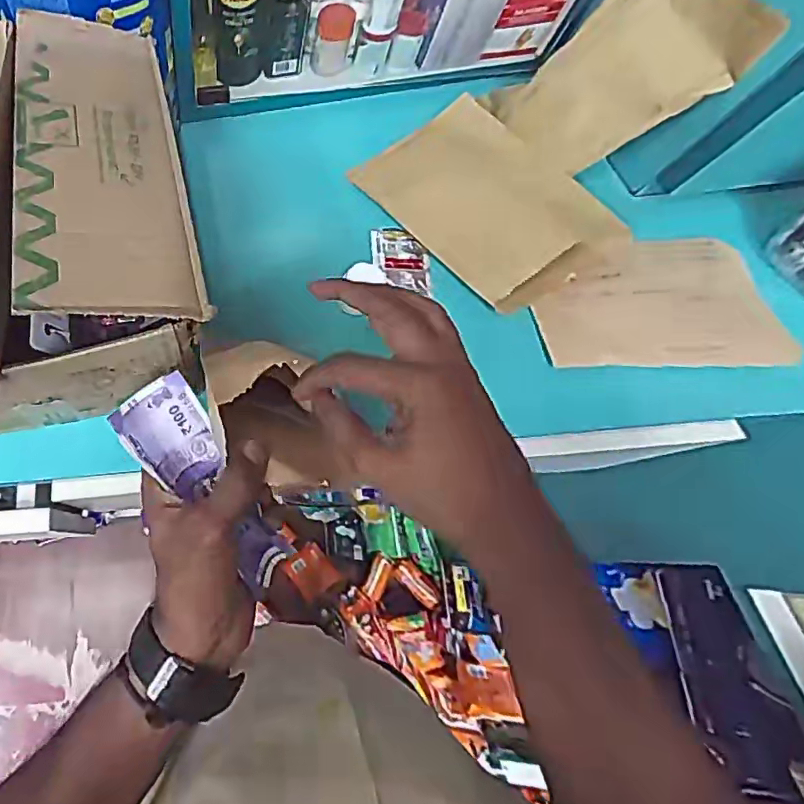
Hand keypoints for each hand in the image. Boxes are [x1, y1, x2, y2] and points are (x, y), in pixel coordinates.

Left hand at [140, 439, 269, 671]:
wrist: (207, 638)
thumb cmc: (193, 580)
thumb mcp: (210, 526)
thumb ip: (234, 484)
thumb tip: (257, 443)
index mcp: (164, 490)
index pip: (173, 442)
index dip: (194, 421)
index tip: (224, 398)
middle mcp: (186, 495)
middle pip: (211, 458)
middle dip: (236, 447)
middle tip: (264, 422)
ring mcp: (213, 513)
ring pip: (236, 479)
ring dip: (256, 475)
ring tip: (278, 458)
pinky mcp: (238, 531)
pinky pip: (253, 504)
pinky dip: (267, 500)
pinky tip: (282, 496)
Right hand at [292, 279, 539, 556]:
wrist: (505, 517)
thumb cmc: (442, 498)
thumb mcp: (379, 469)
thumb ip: (342, 427)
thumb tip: (317, 398)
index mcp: (419, 385)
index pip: (352, 367)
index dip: (318, 378)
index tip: (299, 396)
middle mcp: (441, 362)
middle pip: (394, 310)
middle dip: (353, 292)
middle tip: (318, 286)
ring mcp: (458, 364)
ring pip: (422, 307)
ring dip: (387, 293)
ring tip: (355, 289)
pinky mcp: (465, 373)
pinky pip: (437, 324)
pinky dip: (411, 309)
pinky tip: (394, 315)